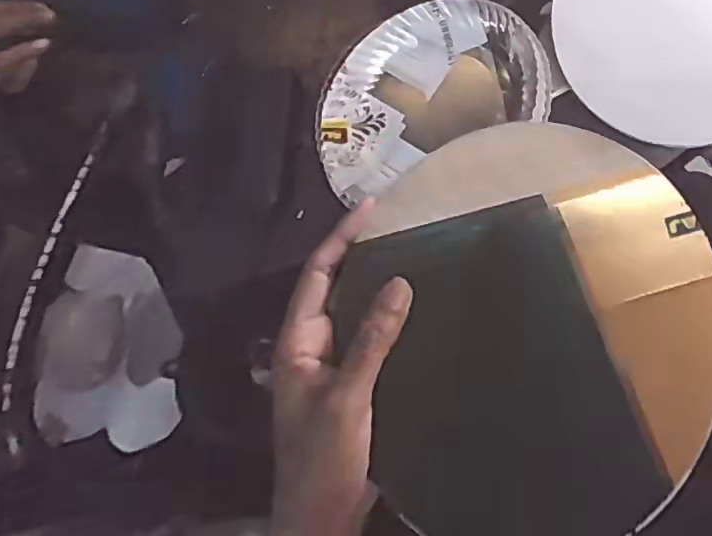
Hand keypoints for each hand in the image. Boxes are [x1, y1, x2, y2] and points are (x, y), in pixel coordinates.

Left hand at [272, 201, 412, 535]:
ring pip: (353, 309)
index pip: (318, 274)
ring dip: (375, 279)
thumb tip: (400, 280)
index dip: (341, 238)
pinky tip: (413, 304)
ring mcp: (332, 365)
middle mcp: (312, 346)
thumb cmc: (322, 461)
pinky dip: (388, 312)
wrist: (320, 523)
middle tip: (392, 221)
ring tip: (406, 249)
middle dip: (358, 250)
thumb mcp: (347, 397)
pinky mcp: (353, 382)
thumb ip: (371, 339)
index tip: (369, 207)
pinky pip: (370, 334)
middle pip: (333, 285)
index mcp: (298, 342)